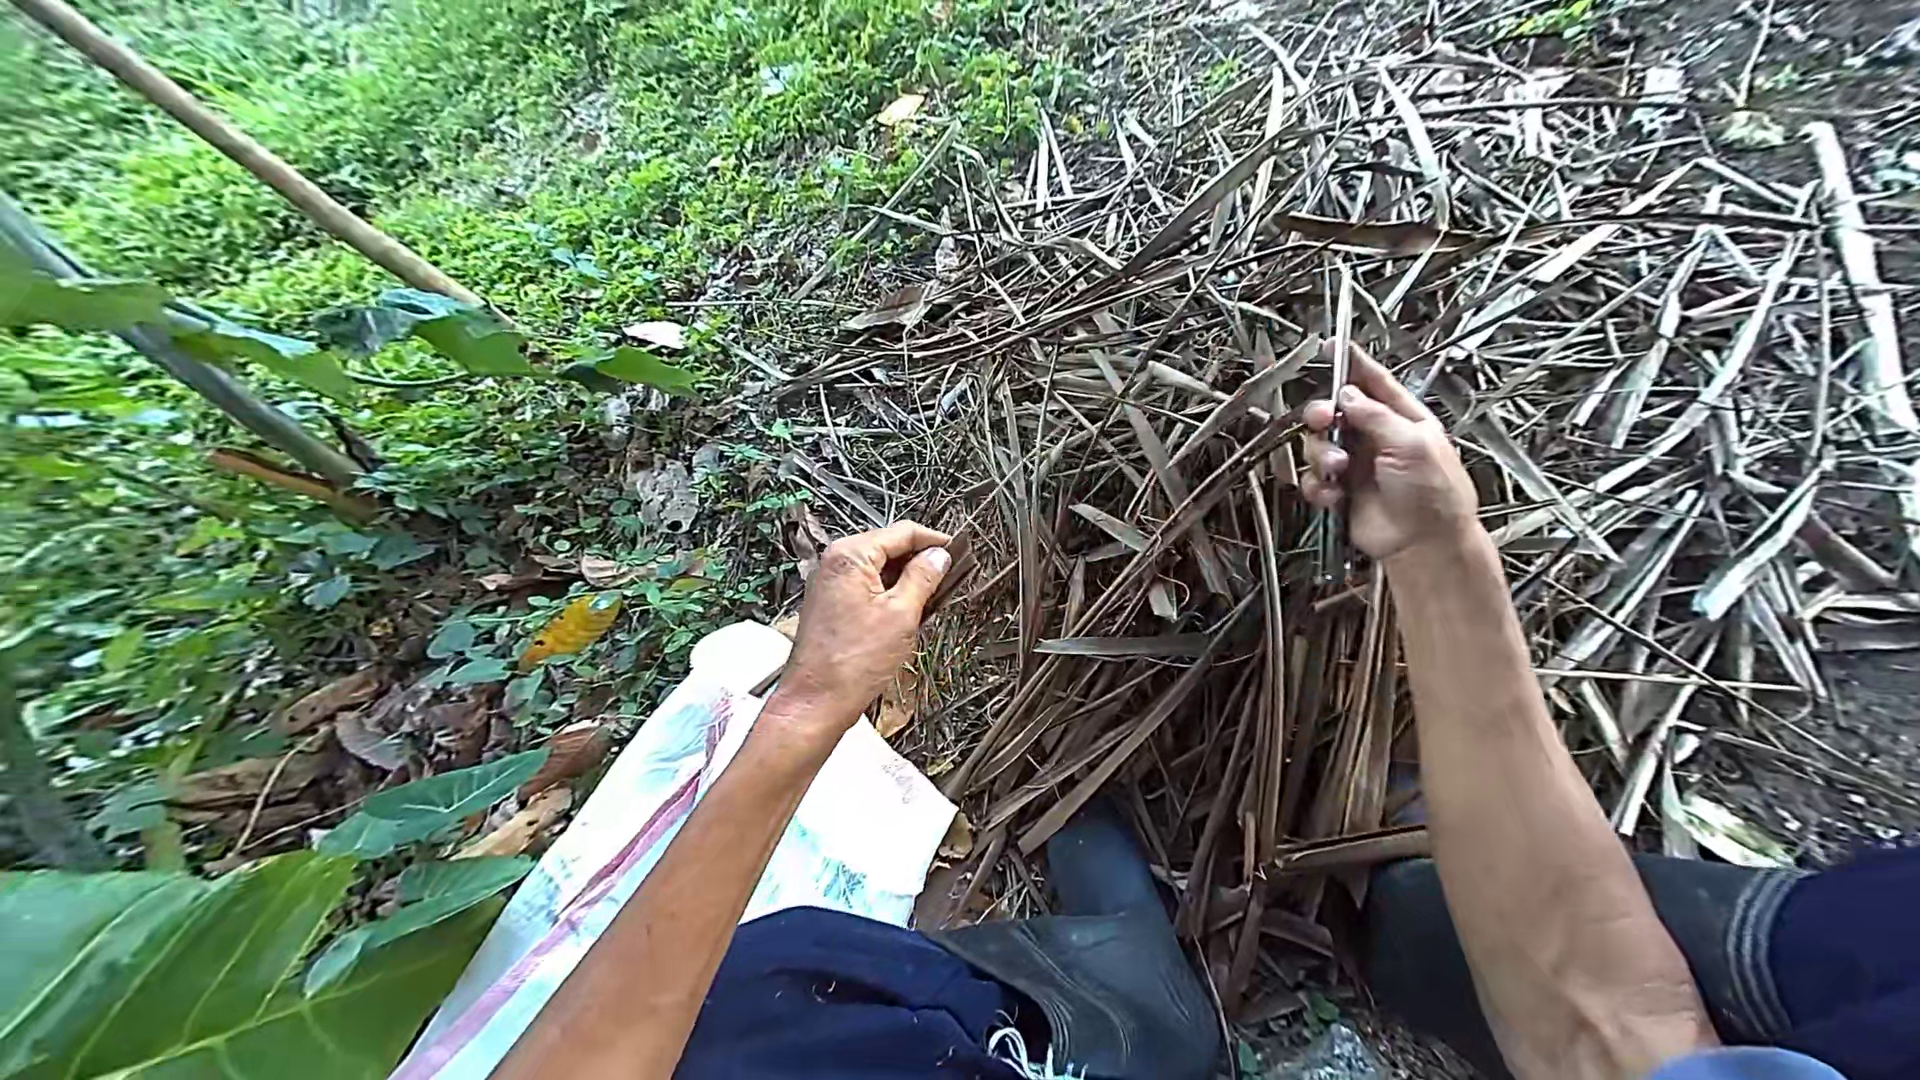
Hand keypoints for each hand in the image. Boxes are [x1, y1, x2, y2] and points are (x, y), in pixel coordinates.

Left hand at [771, 520, 951, 732]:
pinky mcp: (832, 604)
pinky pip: (868, 587)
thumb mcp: (902, 614)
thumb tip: (938, 556)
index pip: (903, 532)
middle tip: (949, 578)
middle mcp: (835, 563)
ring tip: (930, 602)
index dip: (934, 541)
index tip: (956, 551)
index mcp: (850, 556)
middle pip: (890, 548)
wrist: (817, 701)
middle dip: (920, 562)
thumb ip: (924, 577)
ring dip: (906, 581)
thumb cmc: (850, 663)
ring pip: (880, 569)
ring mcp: (831, 583)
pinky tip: (906, 615)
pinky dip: (889, 595)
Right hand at [1300, 343, 1478, 562]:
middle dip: (1321, 416)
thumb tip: (1347, 395)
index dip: (1352, 364)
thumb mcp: (1412, 444)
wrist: (1422, 542)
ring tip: (1338, 471)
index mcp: (1401, 420)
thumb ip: (1376, 416)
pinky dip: (1316, 486)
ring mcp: (1355, 465)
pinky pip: (1312, 480)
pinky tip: (1332, 494)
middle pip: (1333, 413)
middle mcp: (1374, 439)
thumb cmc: (1434, 494)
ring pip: (1317, 446)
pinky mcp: (1338, 491)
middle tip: (1322, 421)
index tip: (1331, 345)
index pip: (1372, 383)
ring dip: (1321, 457)